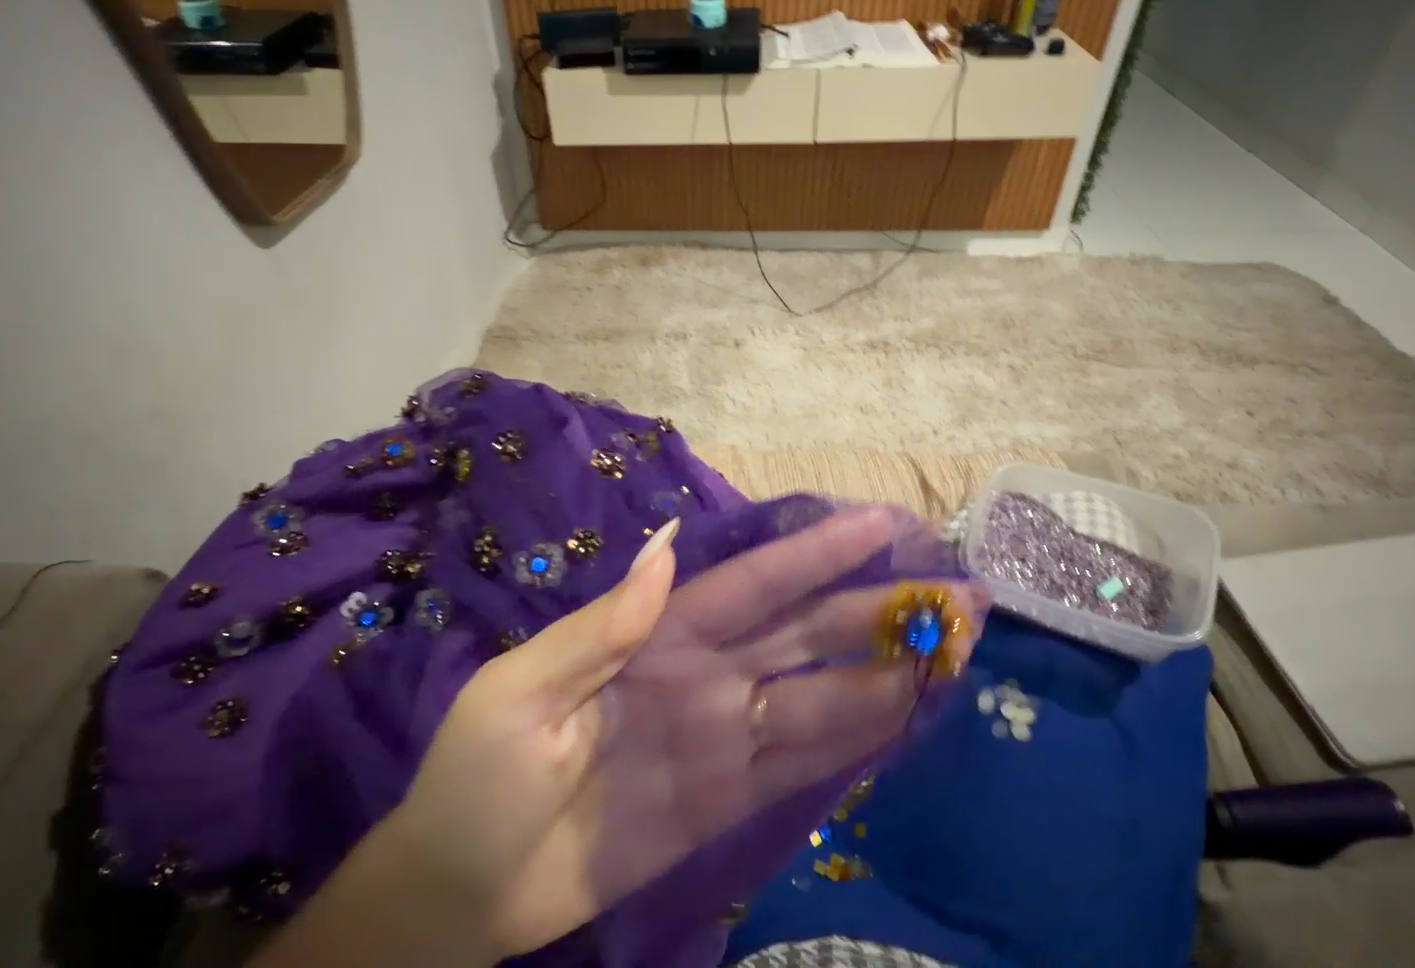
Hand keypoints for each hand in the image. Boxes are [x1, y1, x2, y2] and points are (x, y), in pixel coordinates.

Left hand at [254, 508, 983, 964]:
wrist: (462, 888)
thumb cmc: (478, 778)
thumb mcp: (522, 690)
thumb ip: (602, 627)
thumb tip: (666, 546)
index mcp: (653, 639)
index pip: (750, 585)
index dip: (813, 555)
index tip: (878, 526)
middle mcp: (700, 679)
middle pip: (802, 638)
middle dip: (875, 614)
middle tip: (953, 596)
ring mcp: (718, 742)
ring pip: (816, 700)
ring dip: (882, 678)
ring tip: (950, 655)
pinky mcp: (723, 804)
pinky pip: (796, 769)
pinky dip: (850, 746)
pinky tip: (902, 723)